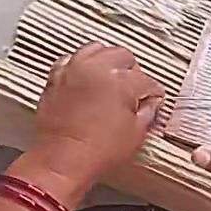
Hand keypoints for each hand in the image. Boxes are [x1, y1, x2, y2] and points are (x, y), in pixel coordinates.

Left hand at [22, 43, 164, 200]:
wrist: (62, 162)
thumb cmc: (98, 151)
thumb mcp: (136, 134)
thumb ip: (148, 112)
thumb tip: (150, 104)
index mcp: (122, 81)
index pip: (147, 80)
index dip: (153, 93)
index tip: (153, 100)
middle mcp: (98, 68)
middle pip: (124, 56)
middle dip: (133, 71)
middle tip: (134, 90)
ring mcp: (74, 70)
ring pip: (97, 49)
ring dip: (108, 61)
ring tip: (111, 78)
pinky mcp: (56, 78)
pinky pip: (72, 59)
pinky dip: (82, 64)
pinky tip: (87, 77)